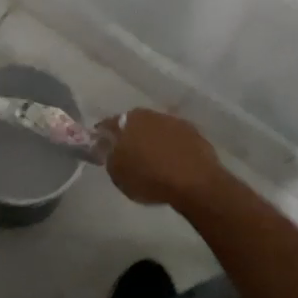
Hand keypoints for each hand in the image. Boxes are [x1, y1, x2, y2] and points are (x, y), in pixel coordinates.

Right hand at [98, 108, 225, 207]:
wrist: (195, 182)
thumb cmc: (150, 178)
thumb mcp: (118, 175)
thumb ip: (110, 158)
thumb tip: (111, 150)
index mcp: (126, 122)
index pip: (107, 125)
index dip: (103, 137)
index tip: (102, 148)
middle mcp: (148, 114)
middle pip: (133, 123)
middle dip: (130, 136)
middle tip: (130, 154)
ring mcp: (173, 121)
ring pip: (156, 128)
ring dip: (153, 139)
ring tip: (155, 160)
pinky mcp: (193, 131)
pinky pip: (176, 138)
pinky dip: (172, 146)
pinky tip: (174, 162)